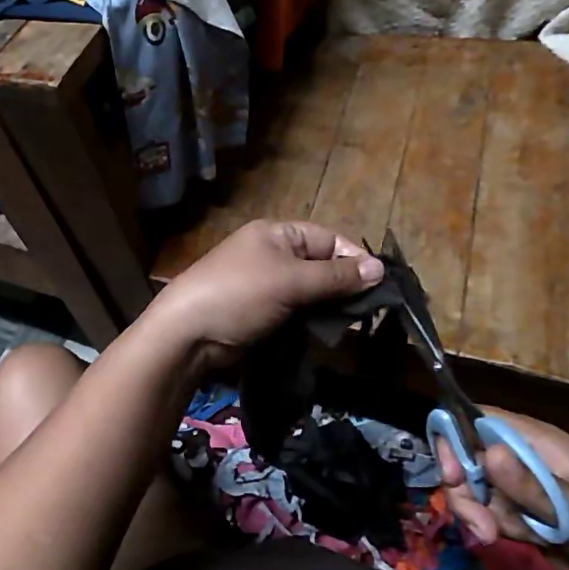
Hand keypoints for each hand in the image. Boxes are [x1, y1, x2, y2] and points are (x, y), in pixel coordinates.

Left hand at [140, 220, 384, 369]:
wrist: (188, 335)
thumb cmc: (240, 294)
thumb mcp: (291, 280)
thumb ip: (336, 276)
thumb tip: (380, 268)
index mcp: (278, 234)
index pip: (329, 239)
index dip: (353, 258)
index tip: (377, 283)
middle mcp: (275, 254)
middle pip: (322, 264)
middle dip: (344, 284)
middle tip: (368, 308)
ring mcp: (268, 284)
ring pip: (313, 291)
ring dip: (330, 305)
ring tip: (350, 322)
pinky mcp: (264, 312)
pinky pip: (298, 310)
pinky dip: (313, 319)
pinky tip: (327, 331)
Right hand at [436, 411, 568, 569]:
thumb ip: (532, 488)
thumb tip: (488, 453)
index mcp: (542, 442)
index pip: (481, 420)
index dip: (456, 437)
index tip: (453, 475)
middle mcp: (525, 458)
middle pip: (469, 456)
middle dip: (464, 487)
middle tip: (478, 522)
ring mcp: (522, 489)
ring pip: (475, 488)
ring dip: (476, 513)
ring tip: (493, 538)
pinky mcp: (522, 517)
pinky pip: (488, 514)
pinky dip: (487, 528)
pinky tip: (501, 542)